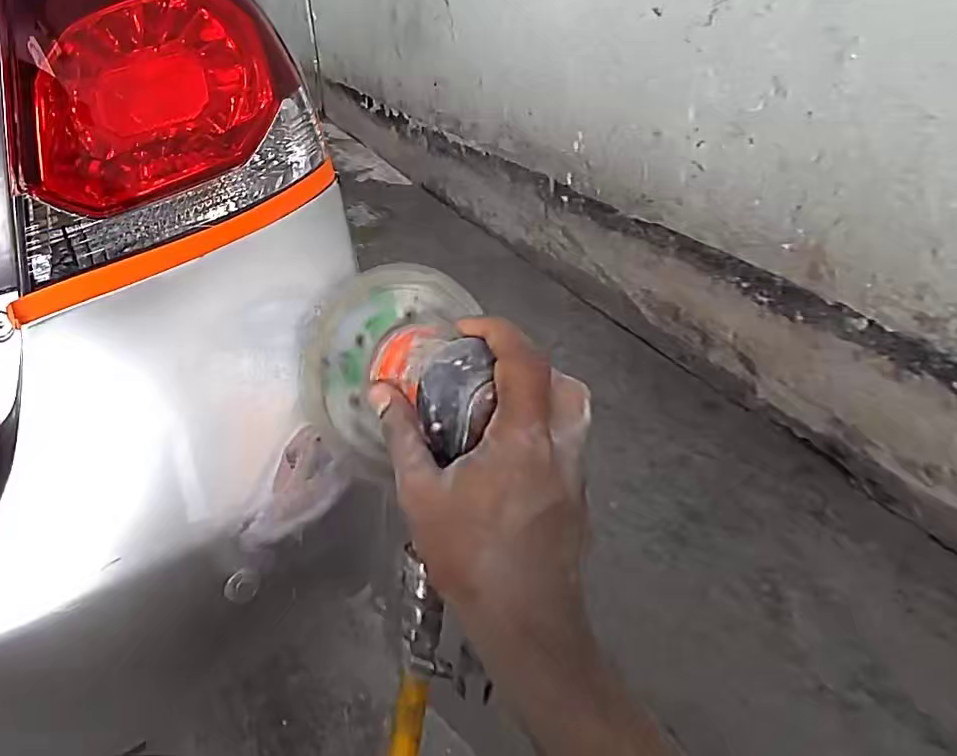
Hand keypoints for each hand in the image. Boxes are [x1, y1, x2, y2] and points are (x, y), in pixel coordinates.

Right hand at [366, 316, 591, 631]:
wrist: (526, 624)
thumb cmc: (468, 553)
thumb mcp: (420, 490)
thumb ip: (403, 434)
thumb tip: (380, 391)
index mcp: (523, 440)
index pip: (526, 364)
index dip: (498, 333)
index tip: (463, 330)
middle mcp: (560, 450)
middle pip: (565, 383)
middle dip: (524, 360)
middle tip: (480, 367)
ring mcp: (575, 476)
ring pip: (573, 412)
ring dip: (537, 391)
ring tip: (487, 404)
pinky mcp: (576, 498)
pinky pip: (565, 441)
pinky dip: (536, 424)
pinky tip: (495, 452)